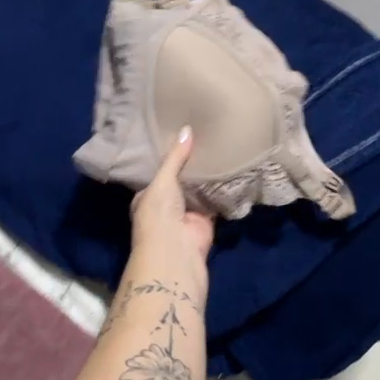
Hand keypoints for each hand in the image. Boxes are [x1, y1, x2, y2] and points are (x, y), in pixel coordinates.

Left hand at [130, 126, 214, 276]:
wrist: (176, 250)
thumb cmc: (159, 213)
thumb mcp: (163, 180)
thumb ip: (175, 157)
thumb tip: (187, 129)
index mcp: (147, 196)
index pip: (159, 172)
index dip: (169, 157)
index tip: (181, 137)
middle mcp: (166, 205)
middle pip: (180, 181)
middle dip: (191, 166)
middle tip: (205, 138)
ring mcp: (187, 213)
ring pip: (198, 191)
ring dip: (207, 176)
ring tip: (220, 146)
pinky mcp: (206, 220)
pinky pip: (215, 201)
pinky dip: (222, 190)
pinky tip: (231, 169)